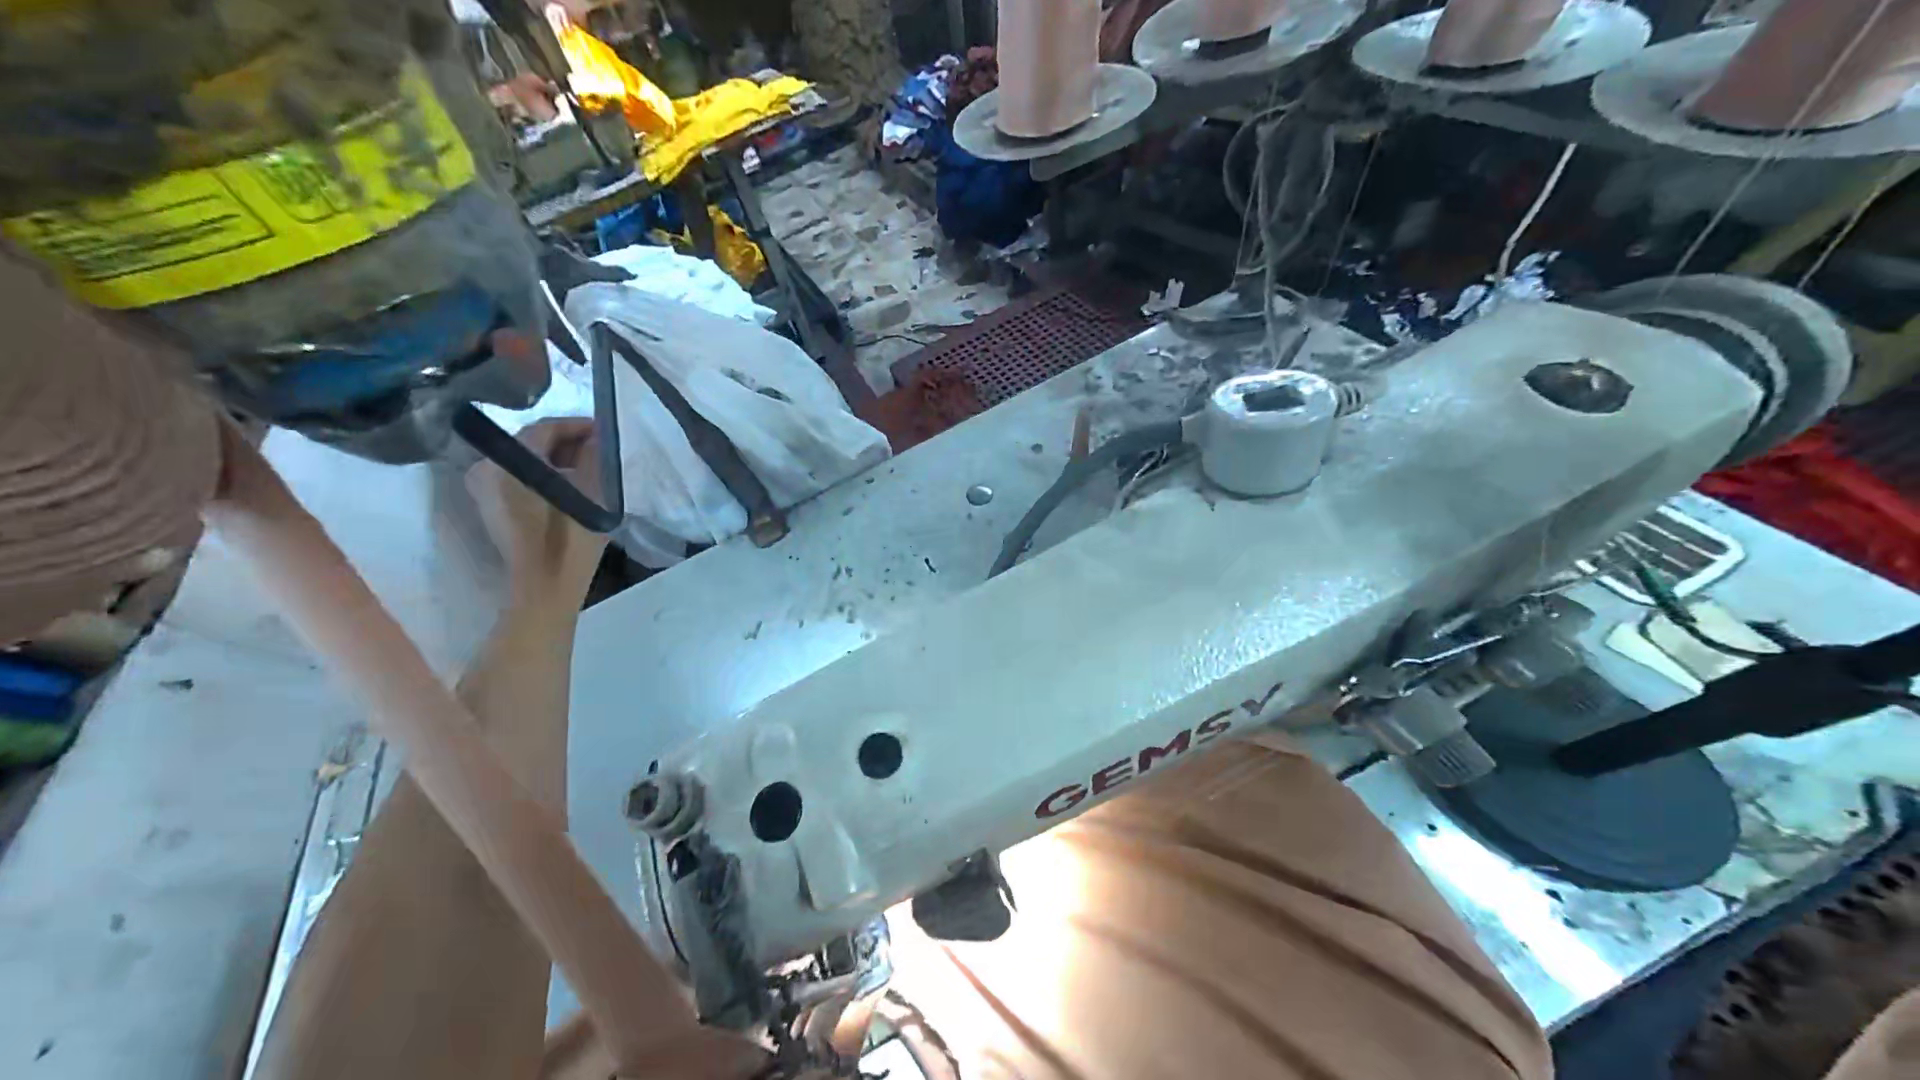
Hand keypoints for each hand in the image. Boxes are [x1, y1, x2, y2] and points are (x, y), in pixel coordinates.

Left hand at [465, 418, 610, 607]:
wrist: (542, 588)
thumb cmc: (569, 542)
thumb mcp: (592, 495)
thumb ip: (593, 458)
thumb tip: (595, 439)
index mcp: (510, 461)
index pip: (545, 428)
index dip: (578, 425)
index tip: (605, 431)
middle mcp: (487, 467)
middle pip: (531, 441)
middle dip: (567, 441)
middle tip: (600, 448)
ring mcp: (483, 487)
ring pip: (525, 458)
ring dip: (556, 458)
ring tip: (589, 467)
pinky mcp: (489, 504)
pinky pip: (517, 475)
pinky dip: (543, 473)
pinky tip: (569, 485)